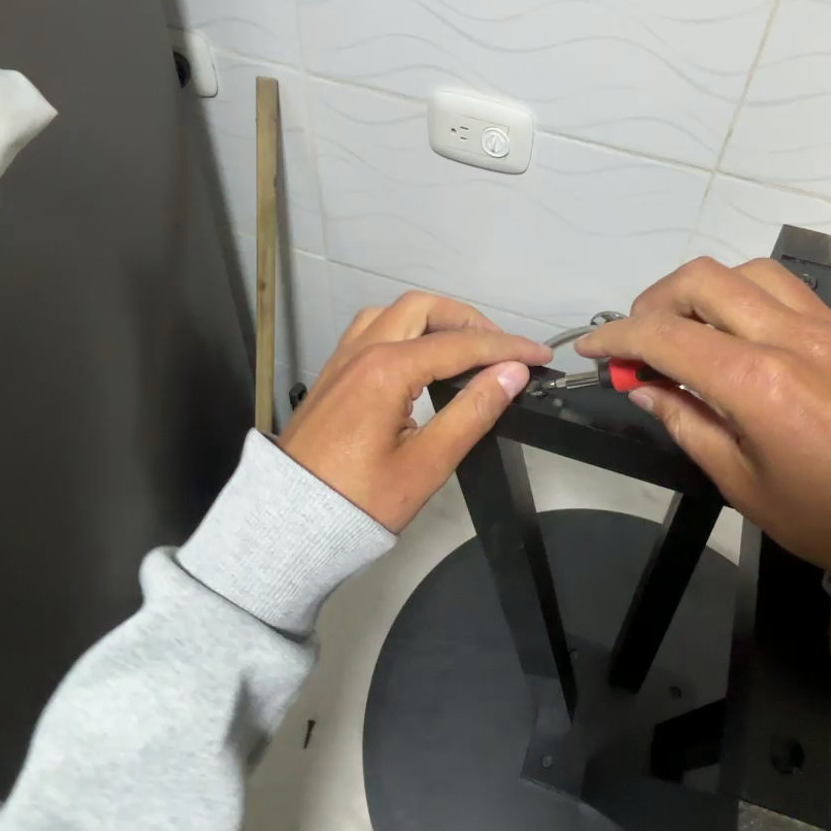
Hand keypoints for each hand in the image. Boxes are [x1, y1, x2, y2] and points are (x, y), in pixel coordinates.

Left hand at [280, 291, 551, 531]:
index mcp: (385, 371)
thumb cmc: (359, 501)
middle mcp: (361, 353)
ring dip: (434, 320)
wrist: (291, 522)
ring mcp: (342, 360)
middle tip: (501, 349)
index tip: (539, 355)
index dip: (506, 347)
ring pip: (393, 313)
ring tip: (465, 348)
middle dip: (469, 320)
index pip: (459, 344)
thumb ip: (472, 412)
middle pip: (423, 308)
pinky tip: (421, 358)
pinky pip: (372, 330)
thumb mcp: (426, 464)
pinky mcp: (334, 374)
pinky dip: (406, 330)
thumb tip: (511, 373)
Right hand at [577, 258, 830, 588]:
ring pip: (745, 271)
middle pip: (702, 279)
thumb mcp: (741, 482)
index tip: (591, 351)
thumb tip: (645, 387)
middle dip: (653, 302)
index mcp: (759, 382)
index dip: (617, 338)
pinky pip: (781, 288)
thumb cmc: (829, 518)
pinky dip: (741, 296)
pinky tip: (732, 336)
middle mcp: (790, 337)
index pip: (665, 336)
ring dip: (700, 291)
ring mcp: (824, 326)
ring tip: (684, 334)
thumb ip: (686, 422)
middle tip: (637, 344)